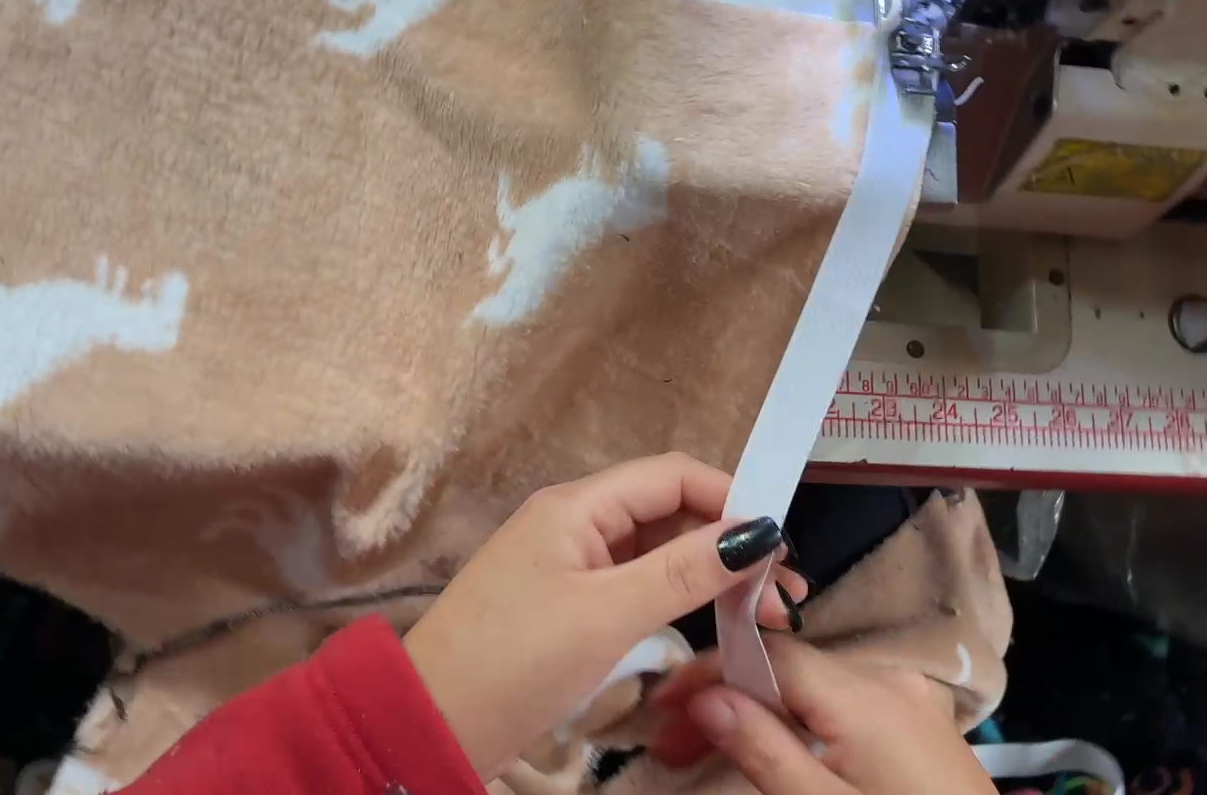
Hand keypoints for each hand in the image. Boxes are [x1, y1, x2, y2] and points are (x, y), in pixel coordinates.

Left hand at [402, 453, 806, 780]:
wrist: (423, 729)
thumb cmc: (513, 664)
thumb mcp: (607, 616)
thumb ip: (684, 570)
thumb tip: (757, 531)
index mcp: (579, 505)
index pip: (672, 477)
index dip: (730, 497)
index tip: (778, 542)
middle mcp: (578, 520)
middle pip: (670, 512)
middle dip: (729, 542)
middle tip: (783, 593)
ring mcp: (572, 560)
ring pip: (657, 549)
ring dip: (709, 572)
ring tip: (761, 611)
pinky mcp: (570, 598)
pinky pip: (636, 580)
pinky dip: (677, 594)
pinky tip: (710, 616)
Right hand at [651, 637, 996, 794]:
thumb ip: (765, 751)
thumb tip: (703, 697)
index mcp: (867, 695)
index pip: (771, 655)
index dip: (712, 670)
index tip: (661, 702)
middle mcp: (888, 676)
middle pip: (789, 670)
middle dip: (729, 697)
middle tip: (670, 743)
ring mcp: (908, 695)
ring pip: (813, 687)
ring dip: (761, 710)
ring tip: (707, 748)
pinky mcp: (918, 720)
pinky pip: (844, 705)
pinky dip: (803, 721)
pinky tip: (774, 745)